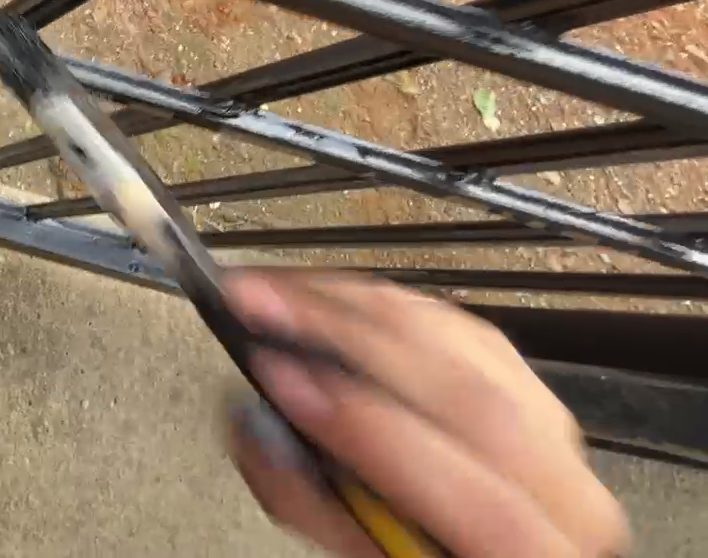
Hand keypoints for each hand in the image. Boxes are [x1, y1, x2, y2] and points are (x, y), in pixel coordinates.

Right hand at [223, 270, 627, 557]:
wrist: (451, 533)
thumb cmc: (397, 541)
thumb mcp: (345, 542)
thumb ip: (302, 494)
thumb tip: (255, 418)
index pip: (485, 511)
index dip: (377, 440)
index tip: (283, 383)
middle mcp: (565, 497)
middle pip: (475, 404)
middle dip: (349, 340)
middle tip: (259, 306)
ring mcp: (553, 433)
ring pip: (464, 347)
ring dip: (349, 304)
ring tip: (271, 287)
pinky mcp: (522, 381)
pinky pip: (453, 321)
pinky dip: (374, 298)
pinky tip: (316, 293)